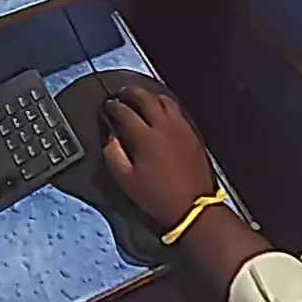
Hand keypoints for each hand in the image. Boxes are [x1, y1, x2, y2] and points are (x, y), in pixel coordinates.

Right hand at [103, 87, 217, 227]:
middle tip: (121, 93)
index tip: (108, 106)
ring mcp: (181, 129)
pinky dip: (165, 105)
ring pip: (165, 100)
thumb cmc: (158, 196)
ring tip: (141, 97)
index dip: (113, 106)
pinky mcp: (192, 135)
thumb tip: (112, 139)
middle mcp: (164, 127)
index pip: (125, 112)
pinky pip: (178, 111)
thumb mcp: (126, 181)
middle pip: (146, 98)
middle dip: (131, 92)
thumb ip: (114, 155)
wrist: (194, 209)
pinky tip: (160, 111)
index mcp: (145, 137)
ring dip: (150, 96)